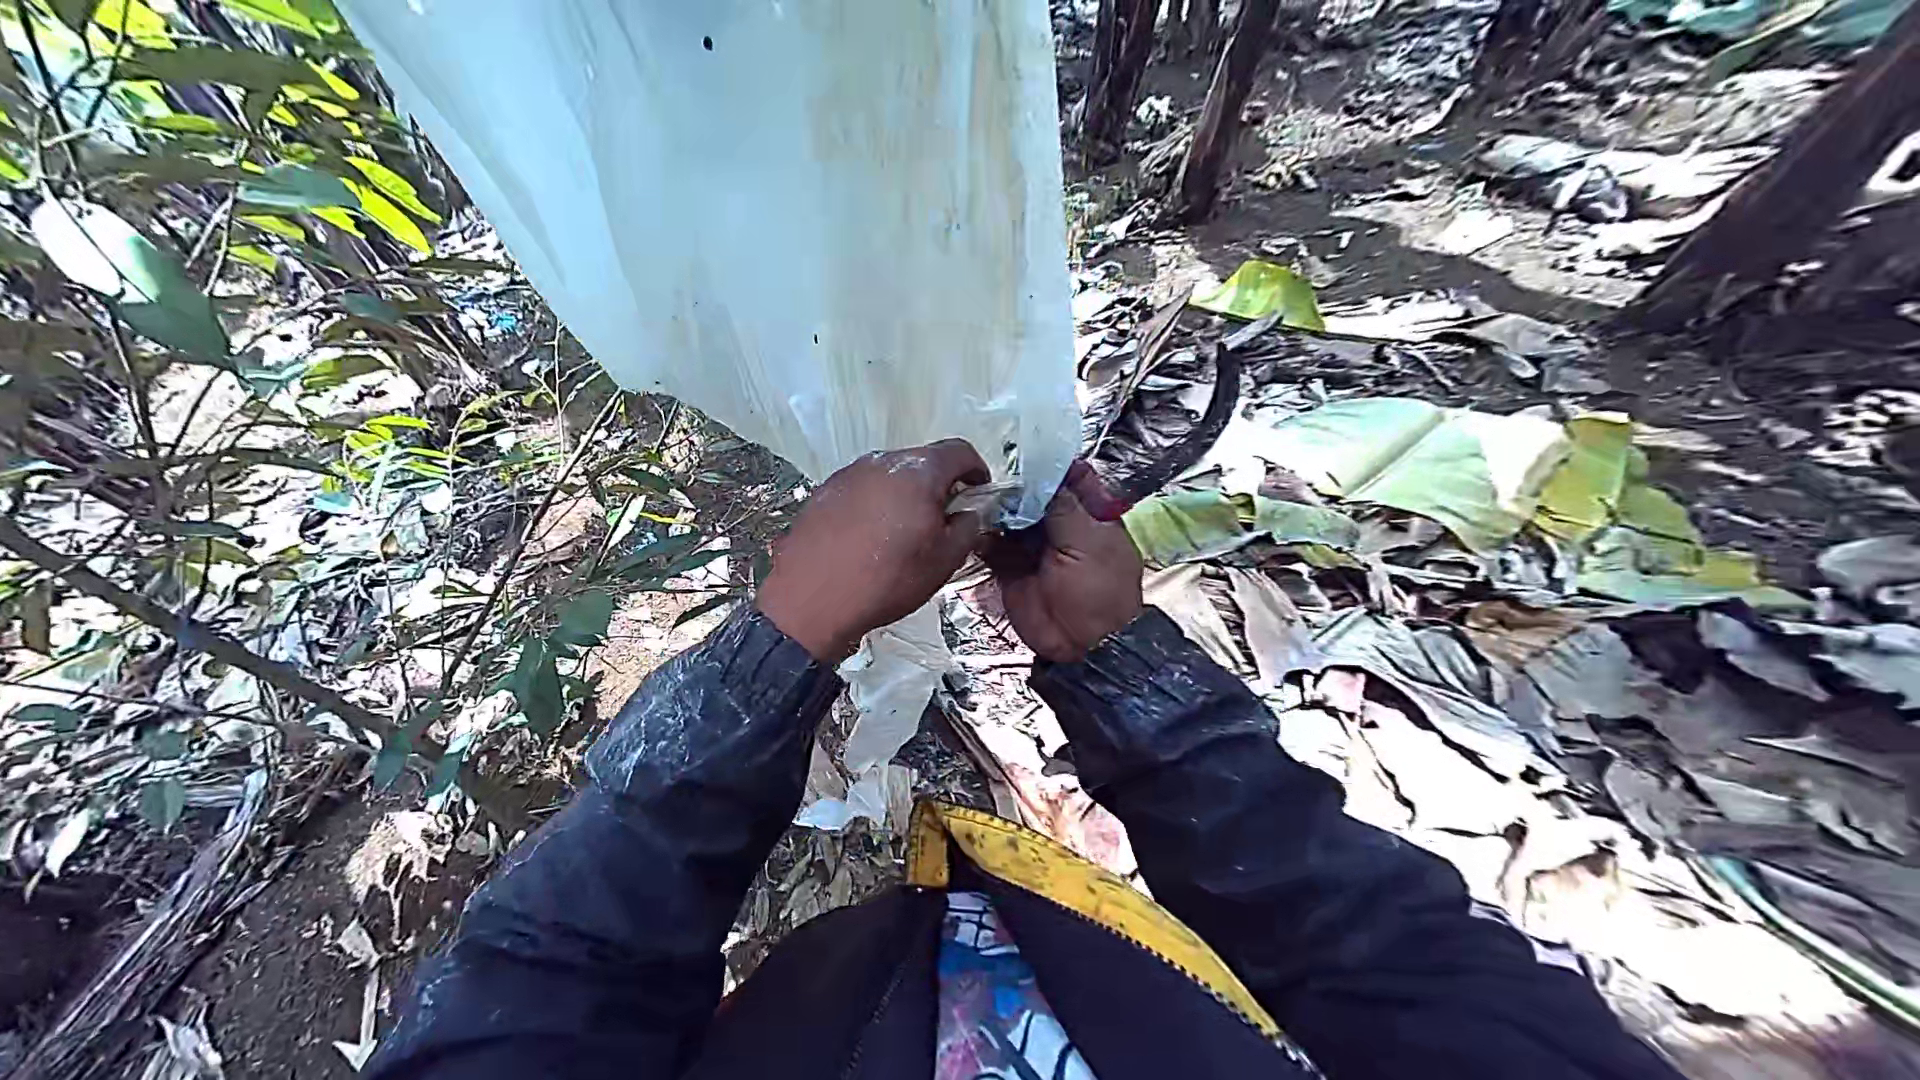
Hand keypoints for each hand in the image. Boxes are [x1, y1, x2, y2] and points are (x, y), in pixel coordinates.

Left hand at [758, 439, 989, 662]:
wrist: (810, 600)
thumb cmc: (886, 580)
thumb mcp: (944, 560)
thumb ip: (969, 527)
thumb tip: (970, 513)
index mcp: (919, 471)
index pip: (960, 451)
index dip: (977, 470)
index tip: (978, 494)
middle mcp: (882, 461)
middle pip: (924, 461)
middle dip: (940, 486)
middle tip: (944, 521)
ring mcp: (849, 473)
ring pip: (891, 475)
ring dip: (906, 495)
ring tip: (904, 534)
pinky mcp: (824, 491)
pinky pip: (863, 489)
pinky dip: (876, 504)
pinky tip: (871, 538)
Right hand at [983, 463, 1142, 662]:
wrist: (1083, 645)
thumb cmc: (1099, 591)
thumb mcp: (1087, 542)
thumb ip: (1062, 507)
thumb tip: (1040, 476)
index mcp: (1091, 516)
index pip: (1072, 479)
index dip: (1051, 465)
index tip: (1024, 451)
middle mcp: (1061, 527)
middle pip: (1035, 496)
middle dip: (1016, 485)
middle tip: (992, 472)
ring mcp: (1034, 547)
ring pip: (1011, 517)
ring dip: (995, 508)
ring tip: (978, 495)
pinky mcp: (1011, 567)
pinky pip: (993, 545)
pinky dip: (981, 535)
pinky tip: (972, 524)